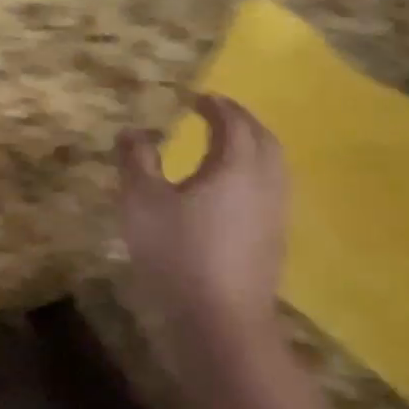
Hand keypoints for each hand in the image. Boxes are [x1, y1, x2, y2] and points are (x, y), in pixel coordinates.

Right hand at [116, 95, 288, 356]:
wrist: (217, 312)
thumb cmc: (174, 248)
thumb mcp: (139, 198)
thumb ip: (137, 159)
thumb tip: (134, 130)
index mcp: (236, 168)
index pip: (234, 125)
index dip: (216, 107)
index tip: (196, 96)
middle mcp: (265, 184)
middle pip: (265, 141)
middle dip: (242, 122)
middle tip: (214, 111)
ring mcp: (274, 212)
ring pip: (273, 165)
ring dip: (252, 145)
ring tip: (222, 141)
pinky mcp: (272, 234)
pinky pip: (269, 186)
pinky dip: (252, 169)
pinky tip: (226, 181)